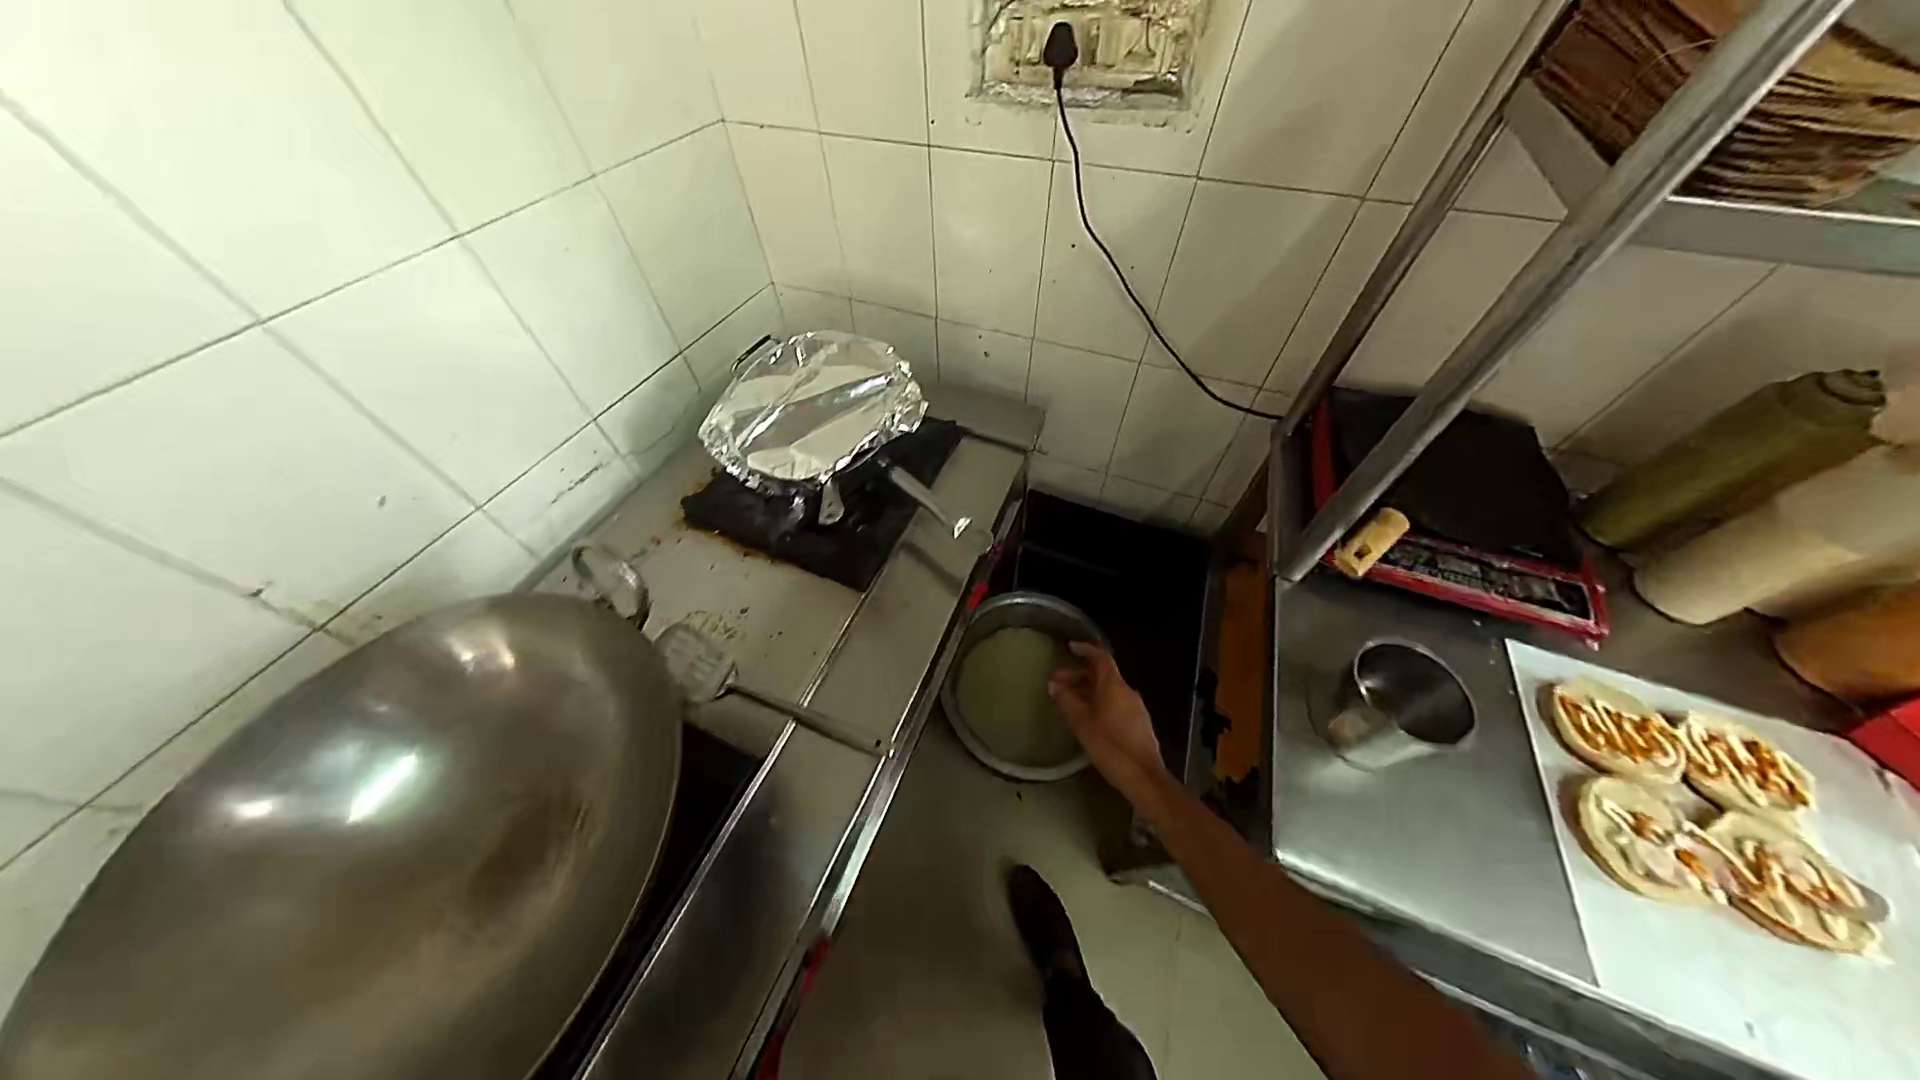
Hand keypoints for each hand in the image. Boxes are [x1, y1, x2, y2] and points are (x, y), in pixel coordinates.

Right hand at [1049, 642, 1171, 805]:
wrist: (1144, 778)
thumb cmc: (1111, 748)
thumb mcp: (1082, 725)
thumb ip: (1067, 702)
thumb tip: (1054, 685)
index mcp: (1115, 687)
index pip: (1101, 658)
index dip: (1086, 650)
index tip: (1069, 648)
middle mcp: (1127, 692)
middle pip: (1103, 675)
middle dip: (1079, 675)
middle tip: (1057, 682)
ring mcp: (1135, 707)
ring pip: (1108, 690)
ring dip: (1087, 690)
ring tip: (1067, 700)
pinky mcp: (1138, 722)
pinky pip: (1115, 702)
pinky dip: (1098, 701)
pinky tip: (1086, 716)